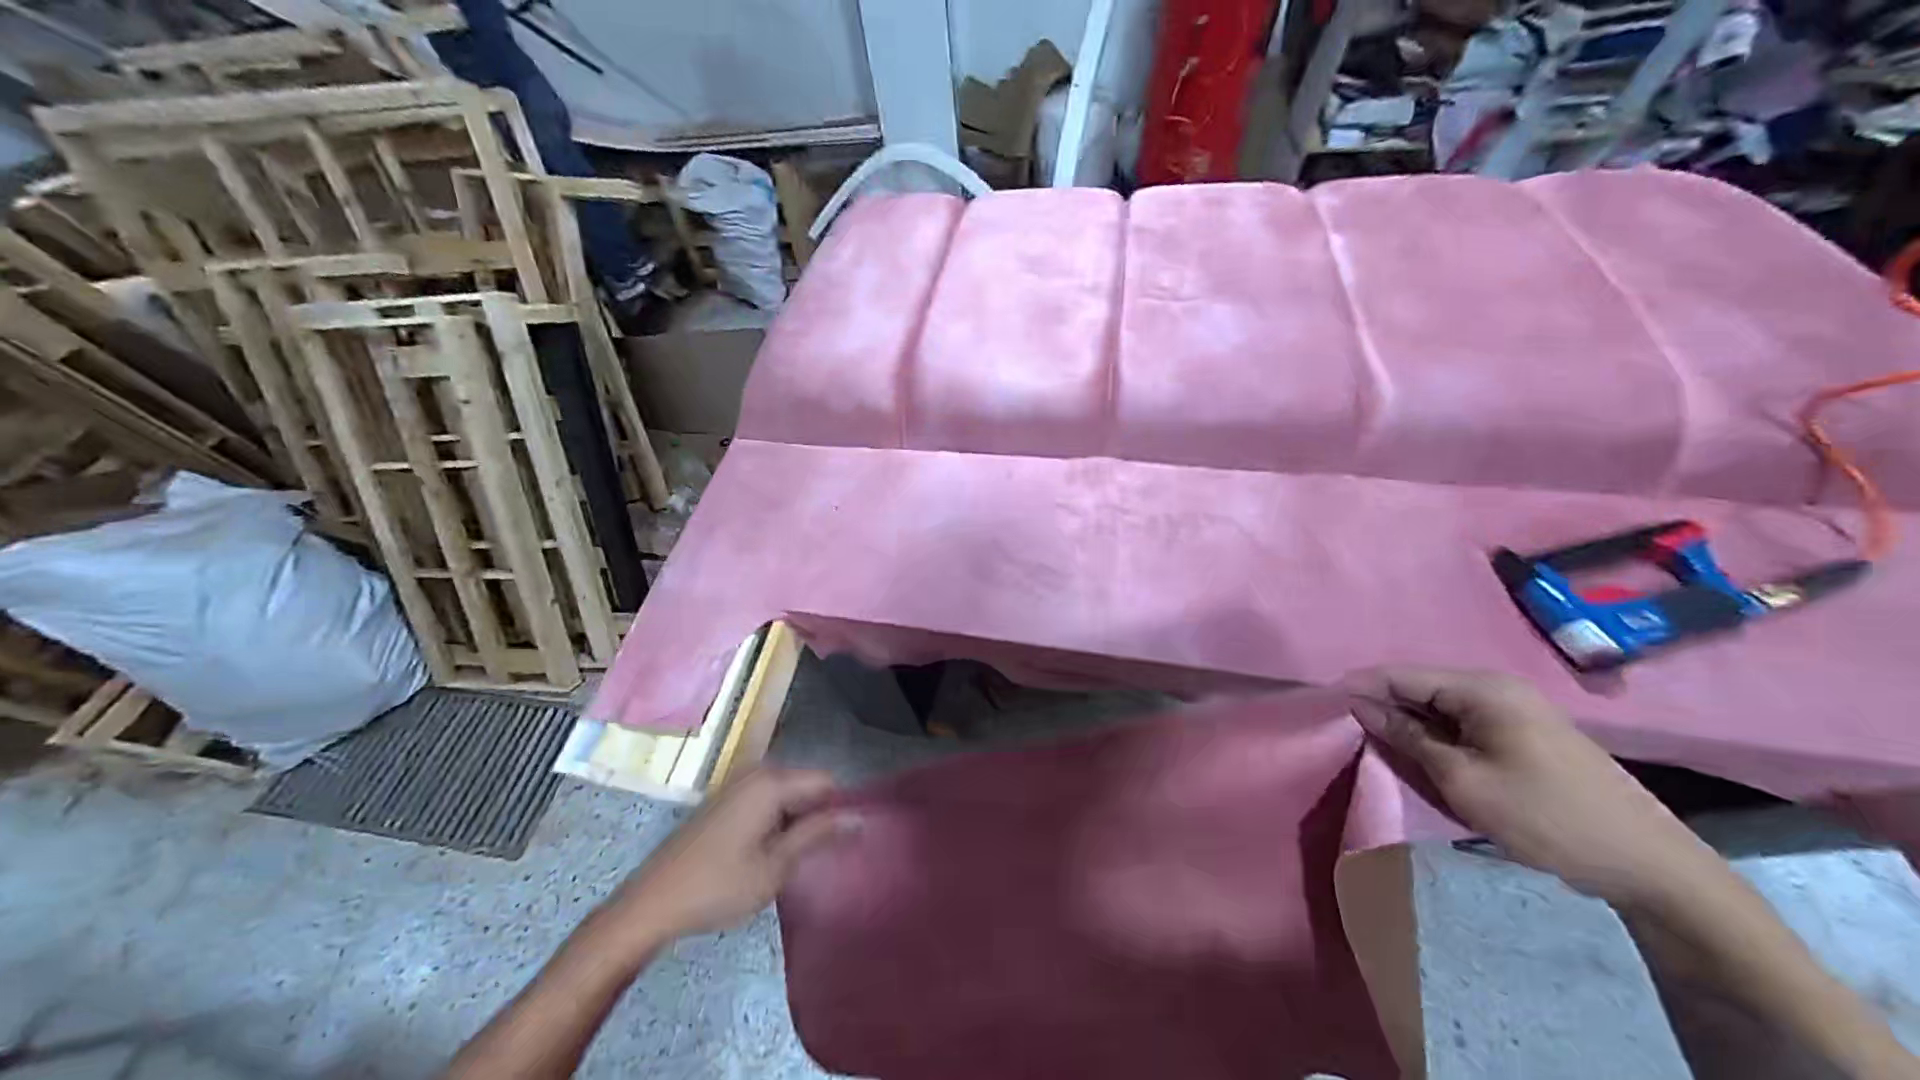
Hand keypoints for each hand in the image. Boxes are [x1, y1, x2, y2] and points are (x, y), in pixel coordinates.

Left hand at [596, 767, 841, 949]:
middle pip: (806, 786)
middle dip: (820, 815)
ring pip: (787, 795)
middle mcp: (756, 773)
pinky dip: (777, 823)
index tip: (847, 842)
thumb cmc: (718, 886)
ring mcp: (737, 786)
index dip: (841, 808)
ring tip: (801, 859)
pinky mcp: (725, 802)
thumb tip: (860, 816)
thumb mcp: (776, 866)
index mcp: (771, 782)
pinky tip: (773, 855)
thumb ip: (818, 834)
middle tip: (825, 856)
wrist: (651, 904)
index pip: (826, 782)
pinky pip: (766, 802)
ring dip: (798, 821)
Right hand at [1342, 666, 1721, 908]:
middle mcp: (1497, 687)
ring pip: (1439, 707)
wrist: (1650, 866)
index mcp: (1482, 688)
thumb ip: (1406, 737)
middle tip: (1344, 732)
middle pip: (1419, 687)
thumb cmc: (1545, 817)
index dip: (1358, 687)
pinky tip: (1421, 757)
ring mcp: (1515, 710)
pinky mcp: (1525, 734)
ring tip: (1375, 746)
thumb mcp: (1462, 780)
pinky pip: (1463, 724)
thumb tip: (1360, 705)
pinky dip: (1436, 738)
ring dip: (1408, 725)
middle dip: (1381, 706)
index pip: (1400, 674)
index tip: (1320, 704)